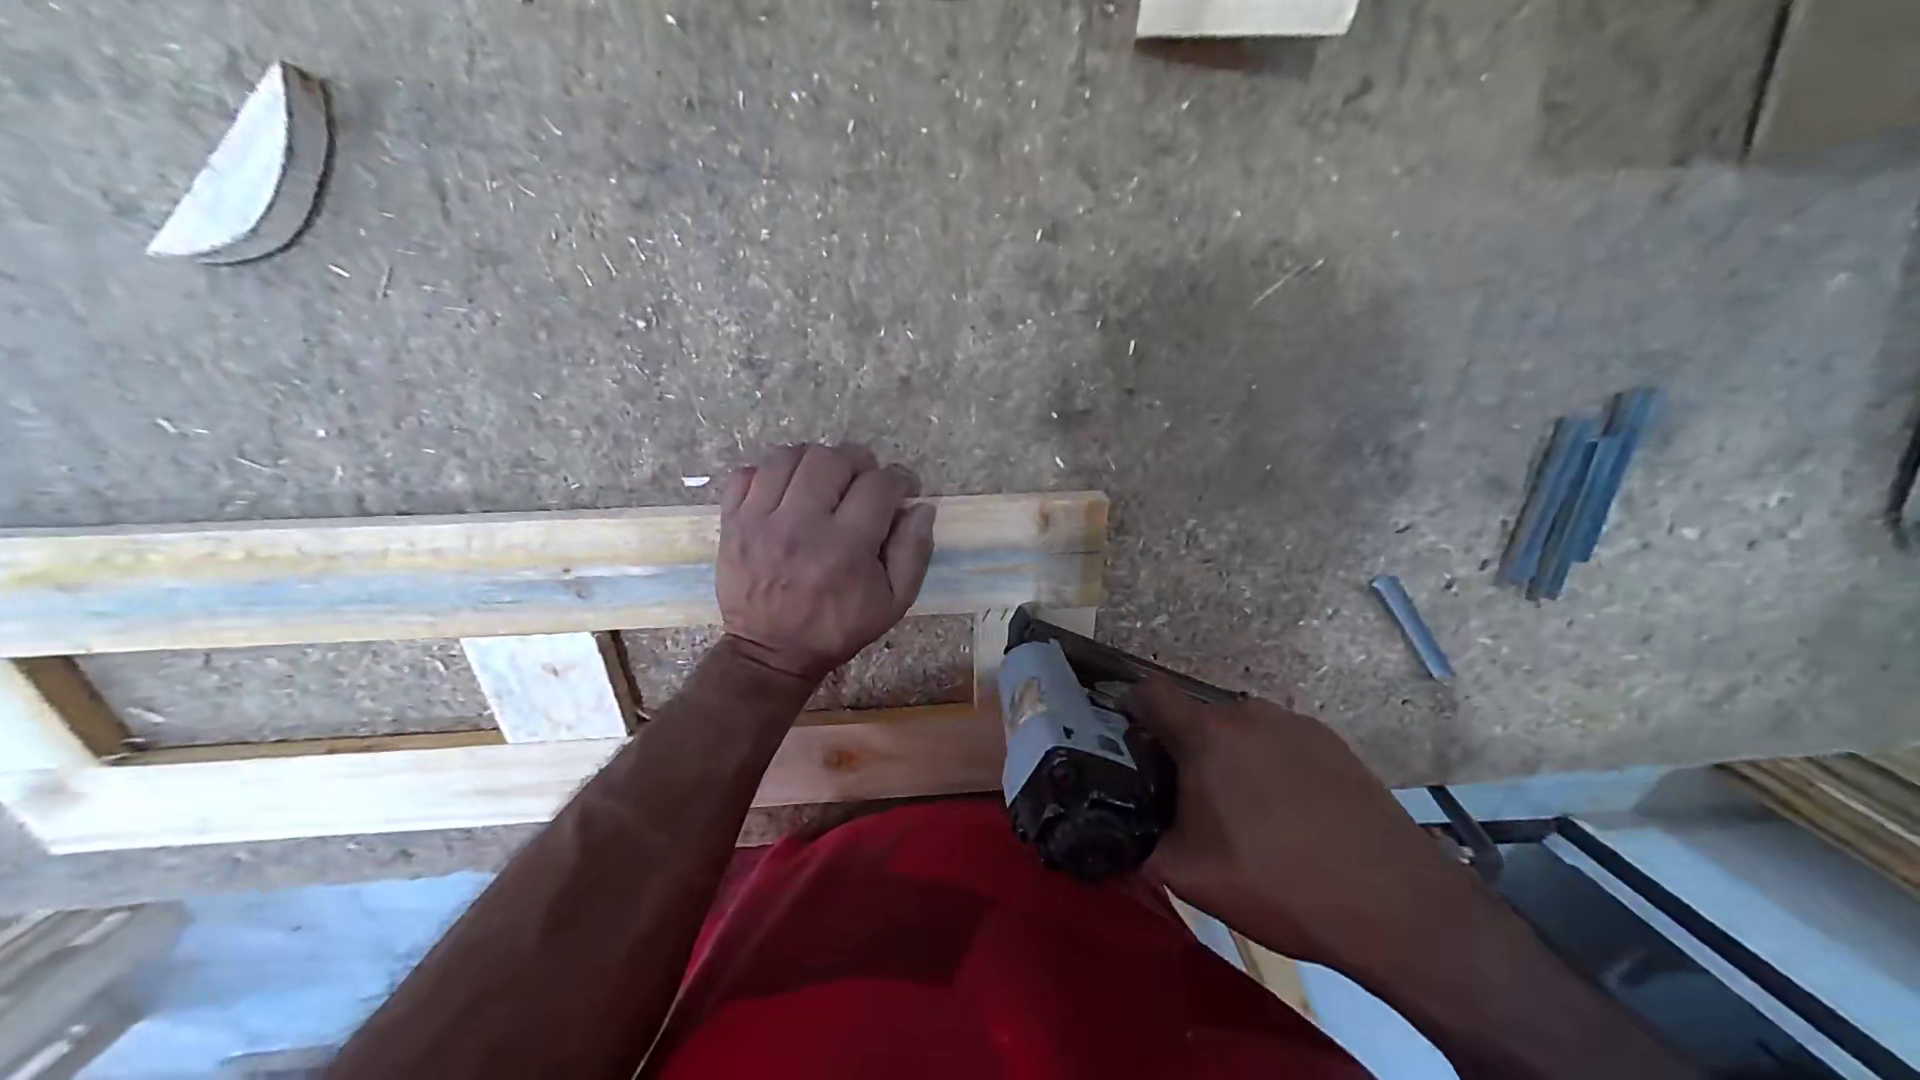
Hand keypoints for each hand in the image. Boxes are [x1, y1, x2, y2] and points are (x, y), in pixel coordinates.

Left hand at [716, 443, 936, 681]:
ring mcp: (760, 520)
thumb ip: (914, 551)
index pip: (879, 484)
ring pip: (789, 456)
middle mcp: (801, 524)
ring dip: (816, 461)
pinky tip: (786, 493)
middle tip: (864, 481)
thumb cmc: (837, 628)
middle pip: (832, 458)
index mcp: (846, 546)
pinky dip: (769, 474)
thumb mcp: (894, 602)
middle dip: (858, 462)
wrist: (770, 653)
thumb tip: (920, 506)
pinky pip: (747, 473)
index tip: (903, 488)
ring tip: (825, 482)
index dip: (899, 479)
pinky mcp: (732, 522)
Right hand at [1127, 678, 1479, 970]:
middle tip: (1187, 802)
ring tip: (1244, 814)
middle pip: (1194, 717)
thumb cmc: (1280, 884)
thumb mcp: (1188, 875)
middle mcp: (1248, 714)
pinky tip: (1290, 815)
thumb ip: (1136, 845)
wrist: (1398, 905)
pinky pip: (1278, 742)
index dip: (1127, 712)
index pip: (1148, 692)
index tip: (1128, 748)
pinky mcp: (1332, 742)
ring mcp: (1295, 724)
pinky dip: (1268, 766)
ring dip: (1226, 758)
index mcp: (1206, 734)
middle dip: (1181, 750)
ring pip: (1238, 731)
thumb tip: (1111, 832)